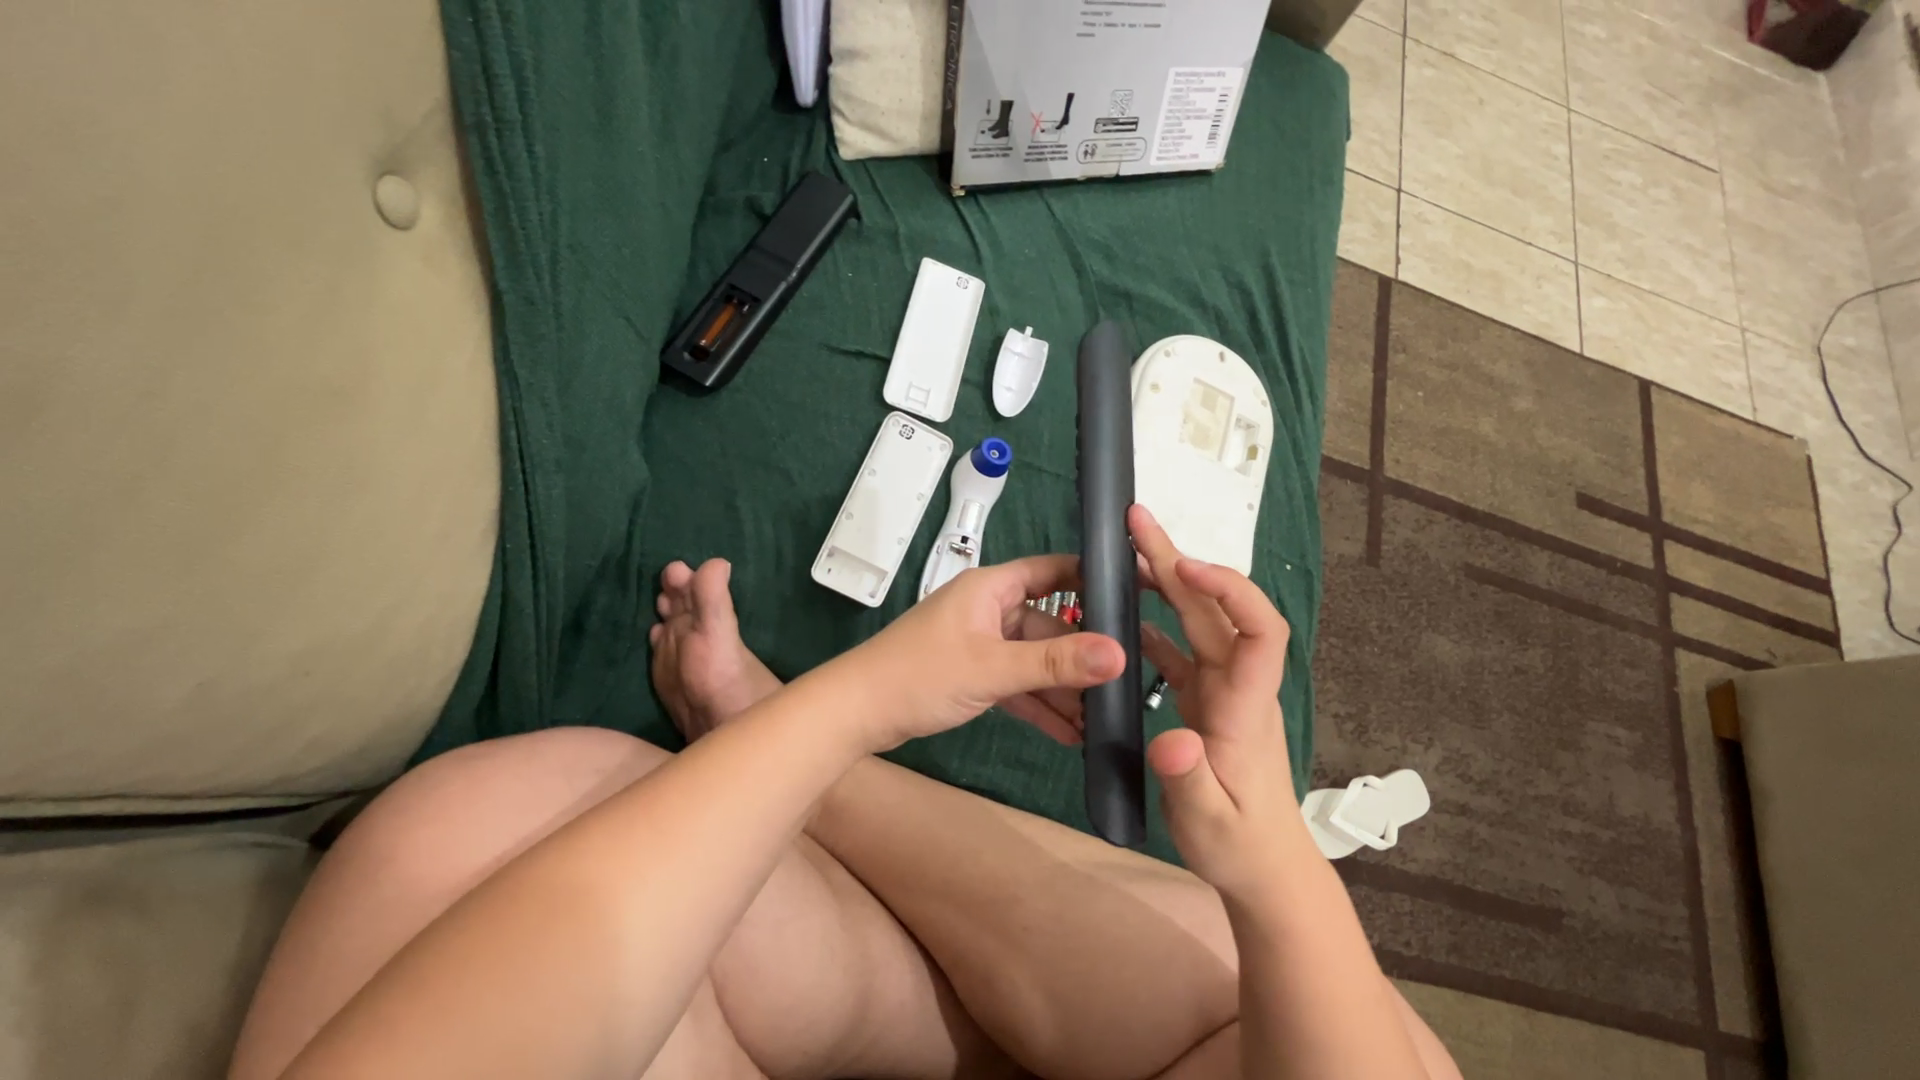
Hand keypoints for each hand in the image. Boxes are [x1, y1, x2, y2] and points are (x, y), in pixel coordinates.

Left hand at [838, 556, 1126, 753]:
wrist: (856, 712)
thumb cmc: (920, 675)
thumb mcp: (993, 668)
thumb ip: (1055, 663)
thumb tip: (1119, 654)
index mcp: (991, 588)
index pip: (1053, 572)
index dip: (1093, 580)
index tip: (1136, 597)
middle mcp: (988, 610)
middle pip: (1049, 627)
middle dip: (1082, 657)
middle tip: (1125, 684)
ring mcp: (979, 644)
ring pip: (1033, 662)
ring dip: (1062, 690)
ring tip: (1103, 720)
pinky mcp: (970, 675)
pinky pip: (1015, 686)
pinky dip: (1037, 706)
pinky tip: (1069, 734)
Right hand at [1131, 505, 1304, 898]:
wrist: (1262, 866)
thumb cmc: (1238, 845)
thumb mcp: (1208, 819)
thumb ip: (1188, 777)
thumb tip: (1170, 738)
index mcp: (1245, 705)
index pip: (1259, 631)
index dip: (1230, 590)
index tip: (1185, 566)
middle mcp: (1238, 686)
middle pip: (1218, 610)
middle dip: (1179, 562)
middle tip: (1137, 524)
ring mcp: (1223, 691)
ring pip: (1198, 624)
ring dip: (1167, 585)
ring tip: (1128, 555)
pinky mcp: (1207, 702)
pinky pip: (1183, 653)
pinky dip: (1156, 628)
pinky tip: (1129, 618)